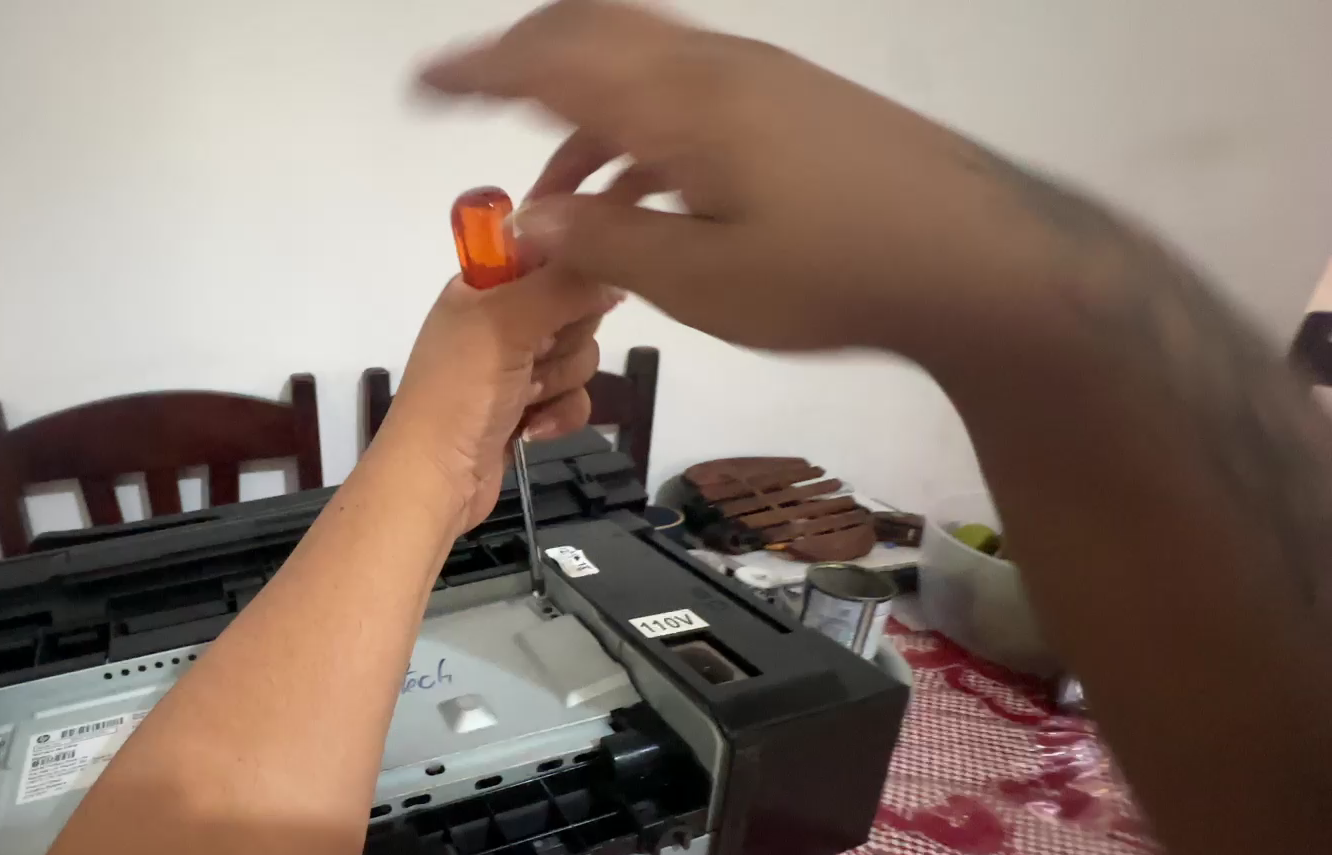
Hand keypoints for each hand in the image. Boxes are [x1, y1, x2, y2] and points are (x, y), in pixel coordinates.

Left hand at [376, 270, 622, 531]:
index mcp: (481, 289)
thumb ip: (563, 286)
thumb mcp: (506, 322)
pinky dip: (558, 415)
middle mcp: (498, 323)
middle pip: (574, 307)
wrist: (435, 479)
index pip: (547, 256)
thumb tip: (616, 275)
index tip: (564, 299)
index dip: (565, 277)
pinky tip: (531, 429)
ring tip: (521, 398)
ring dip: (557, 382)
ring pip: (579, 356)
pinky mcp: (528, 410)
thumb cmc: (459, 392)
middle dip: (563, 339)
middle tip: (532, 356)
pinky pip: (573, 398)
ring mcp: (514, 369)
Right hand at [419, 0, 1047, 357]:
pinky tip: (626, 194)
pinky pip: (677, 98)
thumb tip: (525, 217)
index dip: (478, 73)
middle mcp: (714, 70)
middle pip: (592, 33)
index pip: (555, 64)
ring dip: (576, 117)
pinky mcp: (779, 105)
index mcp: (684, 105)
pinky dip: (628, 134)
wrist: (973, 261)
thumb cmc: (829, 278)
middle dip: (519, 64)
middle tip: (472, 104)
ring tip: (552, 193)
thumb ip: (600, 241)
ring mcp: (753, 81)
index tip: (422, 84)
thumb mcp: (696, 280)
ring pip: (635, 67)